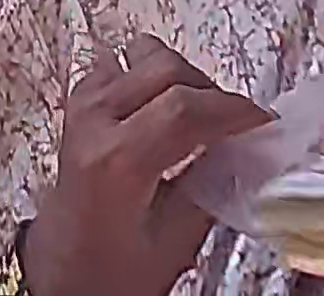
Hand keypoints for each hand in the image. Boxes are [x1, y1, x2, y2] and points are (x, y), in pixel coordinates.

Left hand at [23, 35, 271, 295]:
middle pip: (168, 69)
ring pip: (148, 54)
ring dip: (182, 78)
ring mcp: (84, 99)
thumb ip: (212, 187)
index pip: (183, 109)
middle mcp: (95, 117)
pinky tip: (162, 111)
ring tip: (198, 115)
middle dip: (210, 91)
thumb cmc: (114, 269)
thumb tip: (248, 148)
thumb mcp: (174, 244)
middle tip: (233, 123)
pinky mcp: (81, 93)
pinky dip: (152, 77)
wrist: (59, 267)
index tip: (265, 122)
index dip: (231, 109)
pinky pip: (126, 62)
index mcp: (116, 161)